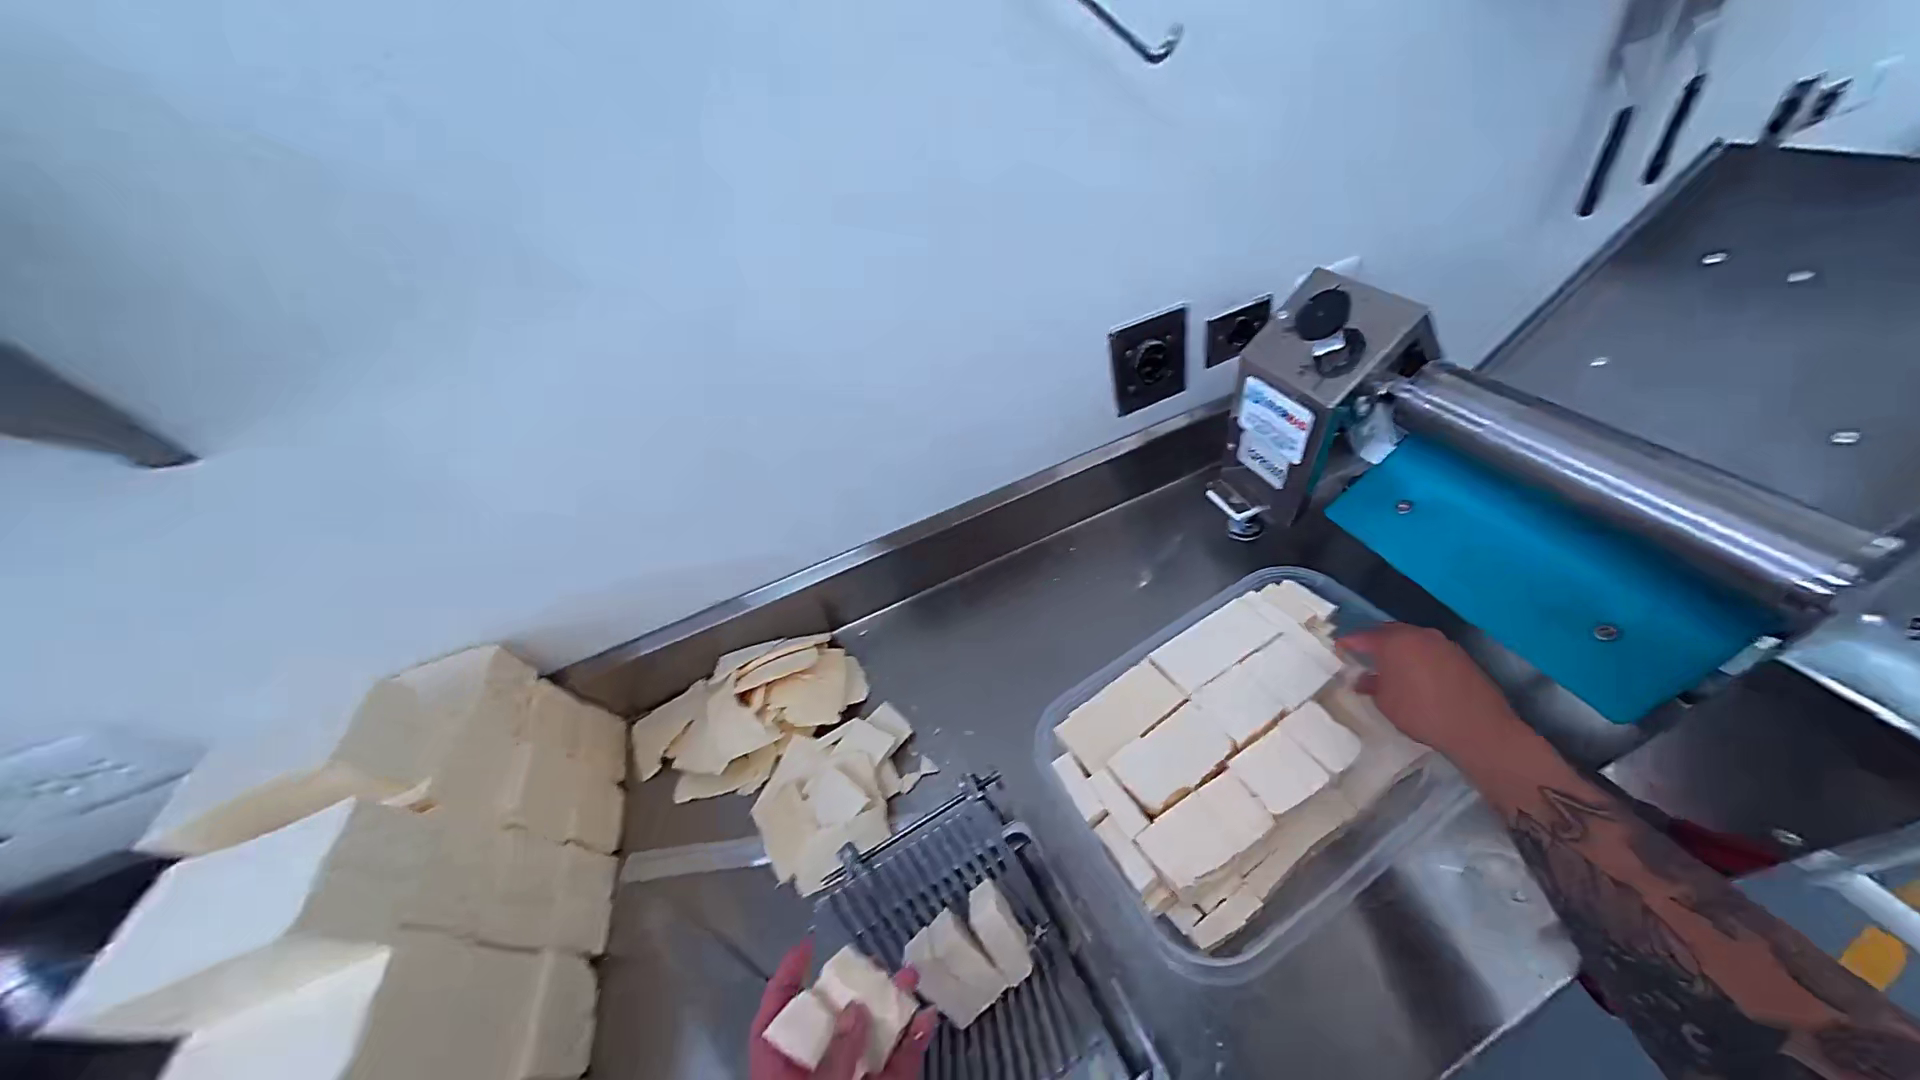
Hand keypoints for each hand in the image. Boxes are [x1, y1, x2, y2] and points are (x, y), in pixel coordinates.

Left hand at [750, 940, 937, 1079]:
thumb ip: (835, 1058)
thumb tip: (854, 1010)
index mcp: (781, 1079)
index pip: (774, 1023)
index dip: (785, 983)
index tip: (807, 947)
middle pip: (828, 1028)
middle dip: (855, 991)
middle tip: (875, 964)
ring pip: (869, 1046)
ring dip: (892, 1011)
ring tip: (910, 978)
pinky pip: (896, 1073)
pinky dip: (913, 1048)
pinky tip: (927, 1021)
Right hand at [1339, 623, 1523, 754]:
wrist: (1479, 729)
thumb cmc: (1421, 713)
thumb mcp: (1385, 702)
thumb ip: (1371, 684)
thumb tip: (1365, 678)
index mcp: (1394, 641)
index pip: (1362, 636)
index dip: (1348, 643)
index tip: (1339, 649)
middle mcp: (1418, 635)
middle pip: (1389, 632)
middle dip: (1375, 642)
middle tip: (1364, 655)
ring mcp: (1443, 644)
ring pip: (1412, 639)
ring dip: (1399, 649)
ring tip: (1391, 666)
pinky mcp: (1461, 656)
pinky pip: (1430, 650)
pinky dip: (1419, 657)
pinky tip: (1417, 674)